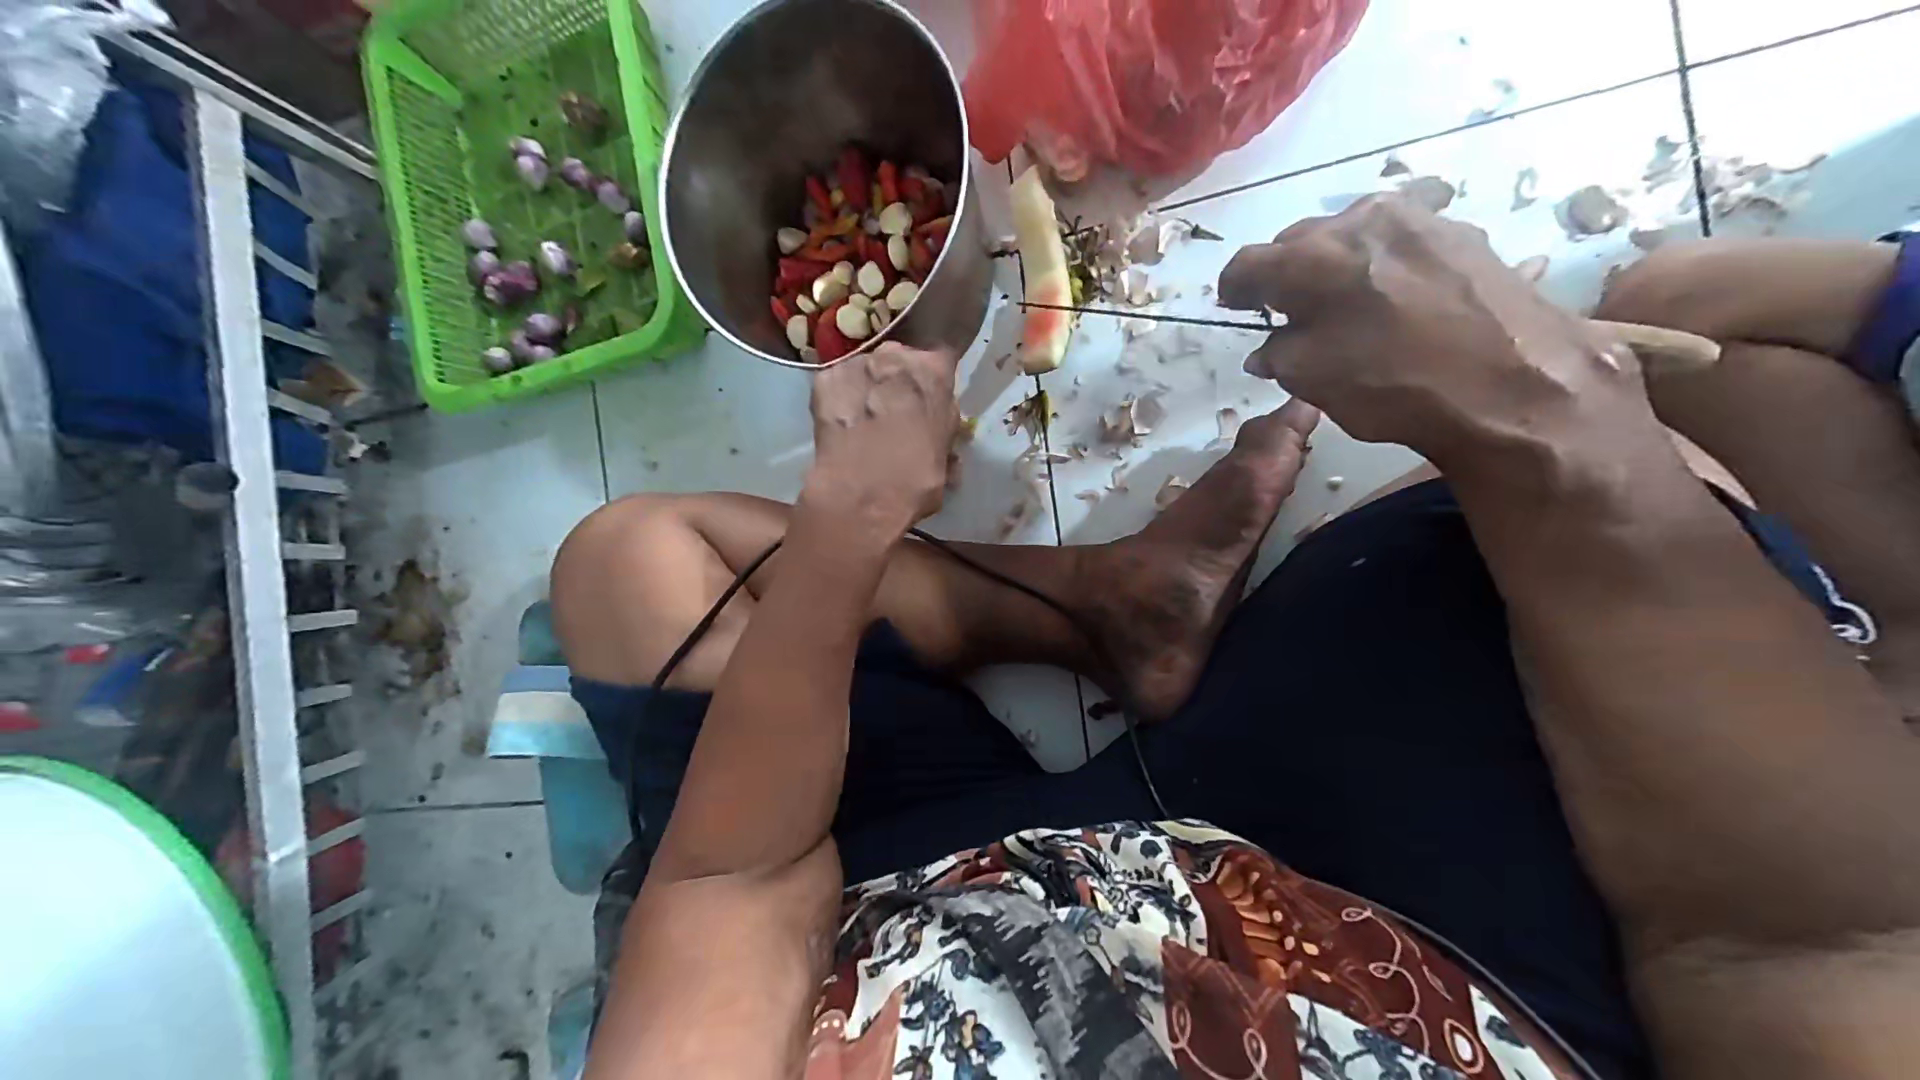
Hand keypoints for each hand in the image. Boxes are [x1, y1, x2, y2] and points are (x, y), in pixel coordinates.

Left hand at [804, 344, 959, 533]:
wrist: (863, 494)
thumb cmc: (917, 479)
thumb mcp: (945, 450)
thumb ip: (942, 424)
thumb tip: (934, 425)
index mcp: (934, 372)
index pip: (942, 360)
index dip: (934, 380)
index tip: (929, 396)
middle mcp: (895, 356)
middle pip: (899, 358)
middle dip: (897, 379)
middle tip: (894, 410)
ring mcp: (856, 364)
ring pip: (864, 369)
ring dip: (866, 387)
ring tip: (862, 419)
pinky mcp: (824, 379)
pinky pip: (835, 383)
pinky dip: (838, 398)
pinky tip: (840, 423)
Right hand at [1218, 195, 1658, 466]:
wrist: (1516, 386)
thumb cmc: (1393, 384)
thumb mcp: (1311, 378)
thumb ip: (1276, 353)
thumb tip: (1267, 347)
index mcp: (1312, 257)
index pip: (1249, 263)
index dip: (1233, 288)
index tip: (1234, 307)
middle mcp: (1361, 220)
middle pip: (1298, 241)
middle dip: (1283, 274)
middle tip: (1284, 311)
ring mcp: (1417, 219)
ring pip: (1349, 235)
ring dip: (1330, 265)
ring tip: (1337, 303)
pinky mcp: (1460, 232)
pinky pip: (1395, 240)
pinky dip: (1375, 263)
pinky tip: (1386, 298)